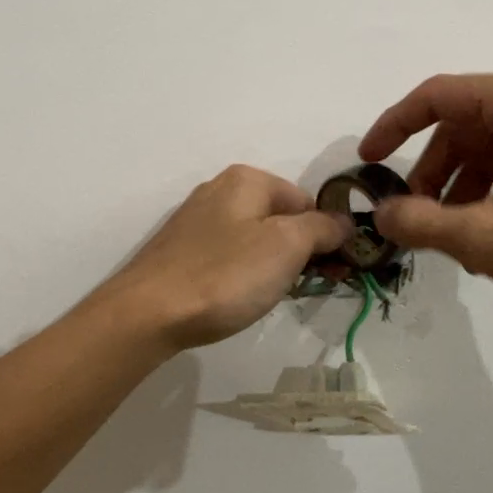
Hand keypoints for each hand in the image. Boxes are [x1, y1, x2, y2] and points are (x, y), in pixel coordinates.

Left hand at [90, 164, 351, 350]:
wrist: (148, 314)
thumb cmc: (225, 275)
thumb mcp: (287, 245)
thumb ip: (323, 228)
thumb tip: (344, 222)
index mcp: (246, 179)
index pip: (307, 201)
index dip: (326, 235)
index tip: (334, 271)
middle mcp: (218, 191)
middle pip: (280, 220)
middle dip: (300, 253)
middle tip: (306, 288)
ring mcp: (195, 223)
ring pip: (254, 242)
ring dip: (272, 268)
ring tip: (269, 298)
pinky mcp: (180, 254)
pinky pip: (227, 259)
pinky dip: (242, 277)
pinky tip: (237, 300)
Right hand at [359, 71, 492, 333]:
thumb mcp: (488, 239)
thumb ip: (422, 223)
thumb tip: (382, 215)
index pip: (438, 95)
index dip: (393, 127)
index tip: (367, 162)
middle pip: (466, 123)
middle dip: (431, 170)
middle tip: (417, 218)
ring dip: (463, 187)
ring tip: (456, 239)